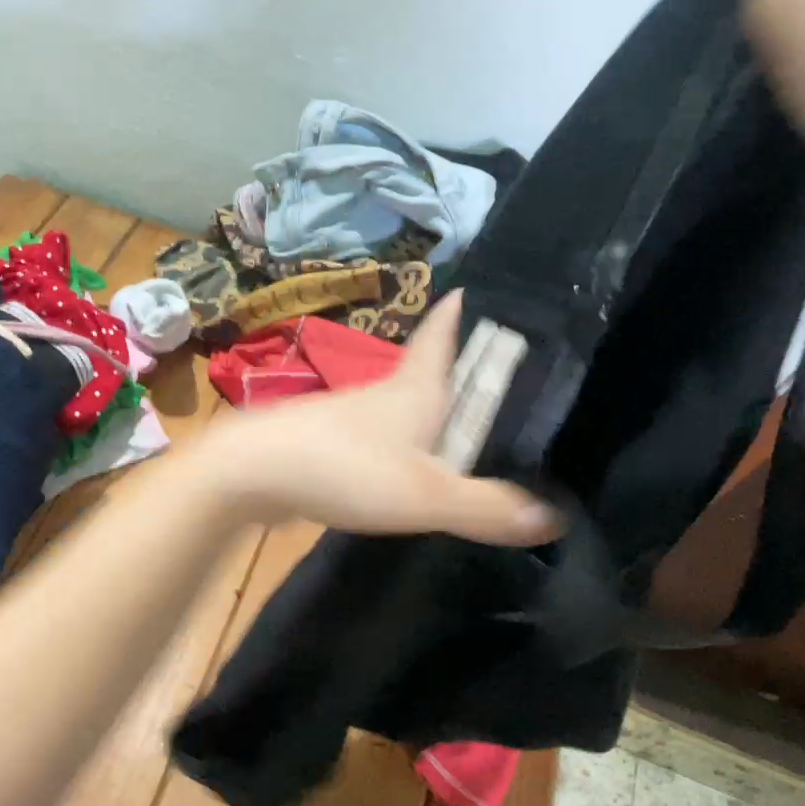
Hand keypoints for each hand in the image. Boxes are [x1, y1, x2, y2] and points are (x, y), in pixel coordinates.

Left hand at [192, 293, 558, 546]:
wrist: (250, 474)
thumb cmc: (345, 467)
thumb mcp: (427, 493)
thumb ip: (488, 506)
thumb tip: (554, 517)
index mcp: (416, 387)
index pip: (445, 332)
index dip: (463, 310)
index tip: (480, 288)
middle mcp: (384, 393)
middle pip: (430, 373)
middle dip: (462, 372)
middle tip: (503, 377)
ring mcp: (349, 419)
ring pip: (401, 410)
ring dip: (429, 416)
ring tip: (467, 432)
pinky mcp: (325, 447)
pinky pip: (375, 443)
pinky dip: (398, 450)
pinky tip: (407, 473)